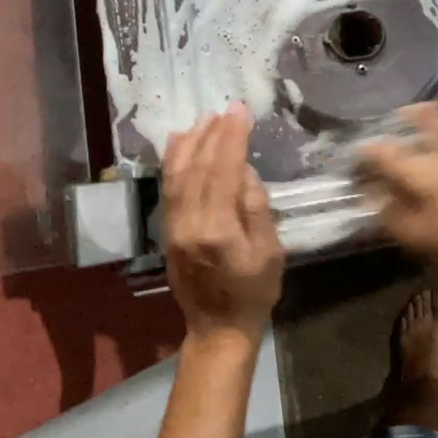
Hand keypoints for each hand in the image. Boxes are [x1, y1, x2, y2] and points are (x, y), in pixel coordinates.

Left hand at [160, 105, 283, 339]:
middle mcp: (188, 224)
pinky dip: (174, 161)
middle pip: (197, 168)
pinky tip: (181, 144)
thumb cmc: (255, 291)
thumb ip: (256, 207)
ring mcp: (172, 227)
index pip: (223, 171)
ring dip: (190, 143)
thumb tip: (243, 170)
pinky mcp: (167, 231)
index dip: (232, 138)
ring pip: (176, 175)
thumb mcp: (270, 251)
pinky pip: (168, 188)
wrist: (218, 328)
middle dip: (212, 134)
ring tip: (204, 119)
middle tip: (227, 109)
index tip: (240, 111)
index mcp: (217, 230)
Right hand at [357, 103, 437, 293]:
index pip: (388, 153)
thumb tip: (371, 189)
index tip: (361, 152)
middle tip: (397, 120)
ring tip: (428, 115)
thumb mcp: (413, 237)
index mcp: (425, 177)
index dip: (368, 150)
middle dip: (406, 115)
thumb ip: (388, 210)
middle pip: (425, 118)